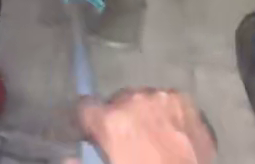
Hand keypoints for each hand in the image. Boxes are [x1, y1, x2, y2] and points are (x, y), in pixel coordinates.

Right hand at [77, 89, 216, 163]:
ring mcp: (165, 97)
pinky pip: (168, 102)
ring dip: (142, 115)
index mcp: (113, 121)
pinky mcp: (188, 102)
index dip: (82, 122)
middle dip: (117, 119)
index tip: (84, 133)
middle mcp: (137, 100)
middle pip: (117, 101)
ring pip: (144, 100)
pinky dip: (165, 115)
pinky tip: (170, 136)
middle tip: (123, 146)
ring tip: (149, 141)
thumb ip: (80, 163)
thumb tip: (66, 157)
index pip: (84, 107)